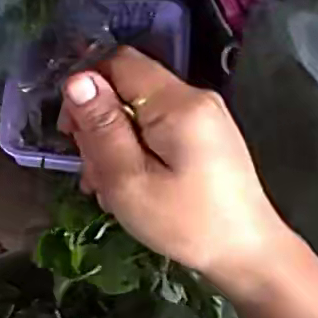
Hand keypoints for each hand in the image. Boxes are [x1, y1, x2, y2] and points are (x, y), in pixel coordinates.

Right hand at [60, 47, 293, 295]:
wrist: (246, 255)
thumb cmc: (185, 222)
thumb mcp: (129, 179)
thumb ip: (102, 127)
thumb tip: (77, 81)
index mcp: (178, 103)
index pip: (118, 62)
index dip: (85, 88)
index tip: (71, 132)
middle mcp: (193, 98)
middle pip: (127, 88)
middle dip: (99, 125)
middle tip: (94, 173)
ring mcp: (201, 117)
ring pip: (137, 112)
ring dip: (112, 145)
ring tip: (108, 188)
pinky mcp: (202, 137)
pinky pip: (155, 130)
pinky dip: (134, 152)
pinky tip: (129, 186)